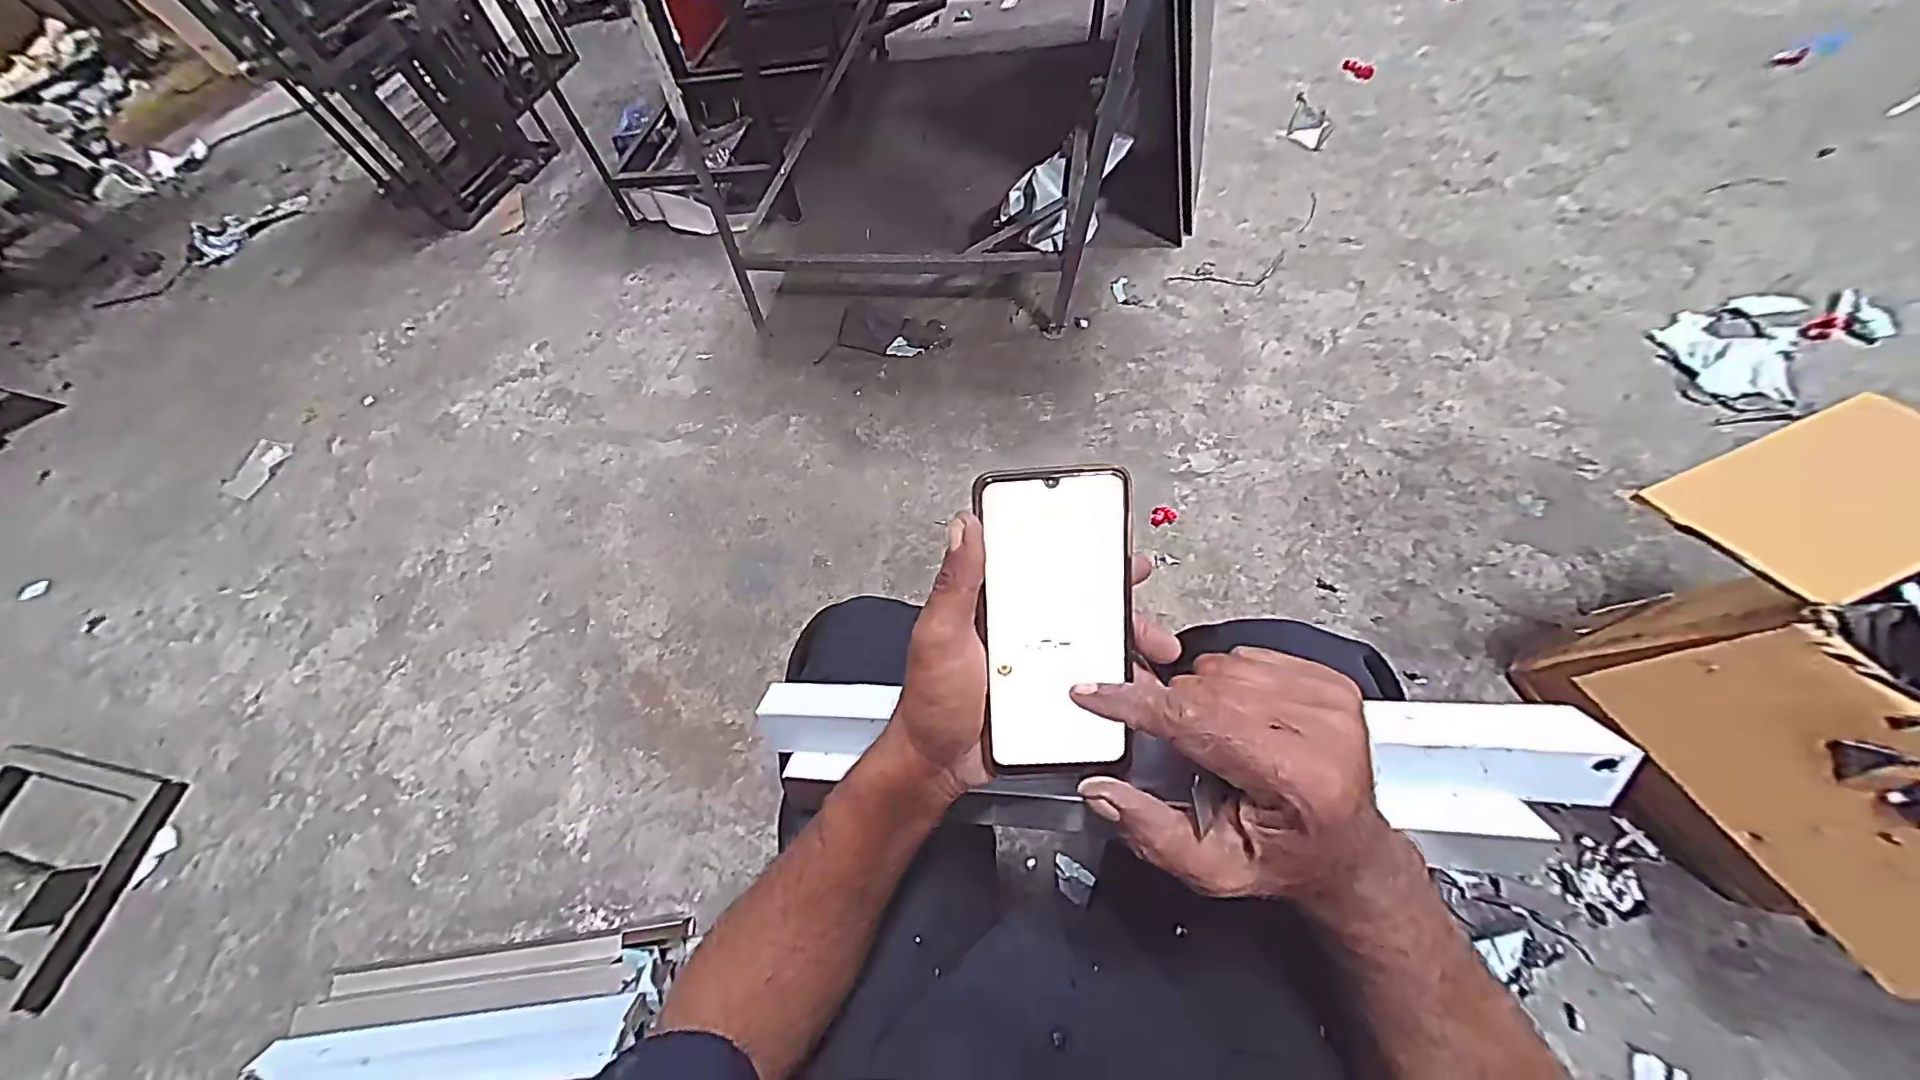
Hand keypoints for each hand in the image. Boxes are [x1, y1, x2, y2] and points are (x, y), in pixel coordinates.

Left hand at [885, 512, 1181, 801]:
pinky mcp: (1046, 691)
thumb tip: (965, 527)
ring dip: (1122, 640)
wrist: (939, 763)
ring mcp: (1033, 661)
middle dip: (1113, 597)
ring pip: (1088, 641)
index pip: (1036, 565)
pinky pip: (1086, 678)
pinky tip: (1132, 681)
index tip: (1106, 540)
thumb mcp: (941, 635)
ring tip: (1151, 646)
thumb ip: (956, 582)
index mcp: (991, 606)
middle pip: (1074, 602)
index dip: (1072, 550)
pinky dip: (1113, 678)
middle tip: (1140, 590)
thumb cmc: (930, 701)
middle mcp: (1016, 628)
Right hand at [1070, 648, 1412, 906]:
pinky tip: (1240, 718)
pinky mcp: (1329, 678)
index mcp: (1300, 778)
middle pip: (1202, 688)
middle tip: (1182, 751)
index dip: (1135, 704)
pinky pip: (1244, 656)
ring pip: (1218, 665)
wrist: (1348, 851)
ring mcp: (1330, 698)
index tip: (1094, 695)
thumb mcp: (1215, 869)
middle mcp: (1324, 729)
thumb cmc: (1288, 859)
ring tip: (1217, 739)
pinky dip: (1227, 681)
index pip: (1196, 720)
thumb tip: (1101, 790)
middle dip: (1171, 711)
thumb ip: (1151, 830)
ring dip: (1200, 696)